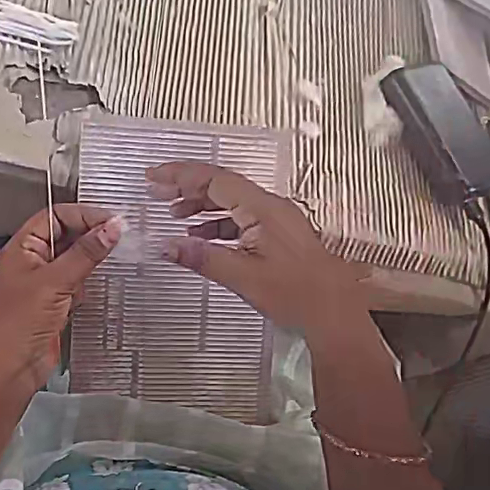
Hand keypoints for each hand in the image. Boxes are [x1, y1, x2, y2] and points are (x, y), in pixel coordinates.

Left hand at [0, 204, 121, 387]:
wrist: (11, 368)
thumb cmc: (18, 324)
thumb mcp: (55, 281)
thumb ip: (85, 253)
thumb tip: (112, 227)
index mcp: (21, 248)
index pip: (55, 216)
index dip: (83, 215)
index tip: (112, 221)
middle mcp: (30, 262)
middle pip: (65, 236)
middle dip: (89, 237)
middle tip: (119, 239)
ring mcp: (42, 284)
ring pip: (72, 261)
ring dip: (89, 261)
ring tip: (111, 260)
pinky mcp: (53, 305)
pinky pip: (74, 284)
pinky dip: (85, 284)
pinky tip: (92, 289)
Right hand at [146, 162, 371, 347]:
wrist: (334, 314)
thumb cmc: (298, 294)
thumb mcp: (243, 277)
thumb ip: (203, 258)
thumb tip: (168, 246)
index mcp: (263, 209)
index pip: (214, 179)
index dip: (180, 175)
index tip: (154, 176)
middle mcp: (271, 208)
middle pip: (221, 186)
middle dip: (186, 187)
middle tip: (156, 191)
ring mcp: (276, 220)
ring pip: (231, 202)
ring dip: (200, 206)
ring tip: (174, 215)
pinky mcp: (278, 235)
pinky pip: (241, 219)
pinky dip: (216, 224)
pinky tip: (201, 237)